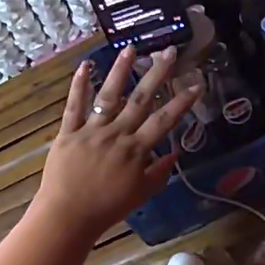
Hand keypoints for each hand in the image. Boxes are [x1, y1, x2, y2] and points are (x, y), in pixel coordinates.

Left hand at [29, 46, 199, 241]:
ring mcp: (91, 131)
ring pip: (108, 96)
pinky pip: (74, 106)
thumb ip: (159, 173)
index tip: (196, 84)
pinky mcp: (68, 132)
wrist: (67, 215)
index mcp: (135, 151)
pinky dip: (79, 85)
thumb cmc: (106, 208)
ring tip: (131, 48)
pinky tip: (85, 66)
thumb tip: (174, 153)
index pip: (163, 121)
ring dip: (120, 70)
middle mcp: (115, 135)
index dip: (181, 102)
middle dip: (157, 74)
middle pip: (139, 100)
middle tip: (169, 51)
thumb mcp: (141, 194)